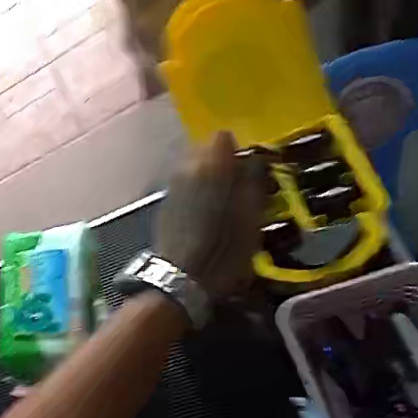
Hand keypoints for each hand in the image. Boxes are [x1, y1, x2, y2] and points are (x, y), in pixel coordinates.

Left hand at [153, 131, 266, 298]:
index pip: (223, 137)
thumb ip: (253, 184)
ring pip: (192, 167)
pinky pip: (184, 185)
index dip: (238, 151)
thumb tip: (254, 164)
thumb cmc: (222, 252)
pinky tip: (204, 214)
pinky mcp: (164, 204)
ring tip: (221, 201)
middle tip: (237, 186)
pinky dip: (195, 191)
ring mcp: (171, 186)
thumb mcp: (251, 220)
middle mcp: (186, 169)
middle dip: (221, 162)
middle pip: (205, 149)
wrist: (179, 280)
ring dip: (207, 177)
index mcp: (210, 168)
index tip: (249, 172)